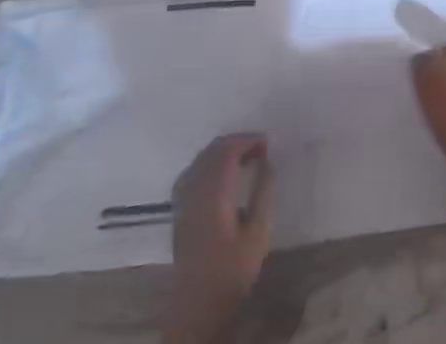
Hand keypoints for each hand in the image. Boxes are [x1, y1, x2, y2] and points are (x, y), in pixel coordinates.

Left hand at [164, 133, 274, 343]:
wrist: (198, 305)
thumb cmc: (232, 271)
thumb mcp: (258, 234)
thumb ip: (263, 194)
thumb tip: (266, 163)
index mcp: (213, 193)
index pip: (227, 151)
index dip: (247, 140)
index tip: (267, 142)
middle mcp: (193, 189)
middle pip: (212, 150)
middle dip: (236, 142)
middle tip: (260, 150)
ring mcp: (182, 199)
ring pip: (201, 159)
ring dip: (222, 152)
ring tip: (246, 159)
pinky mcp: (178, 209)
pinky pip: (192, 171)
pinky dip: (209, 163)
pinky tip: (221, 175)